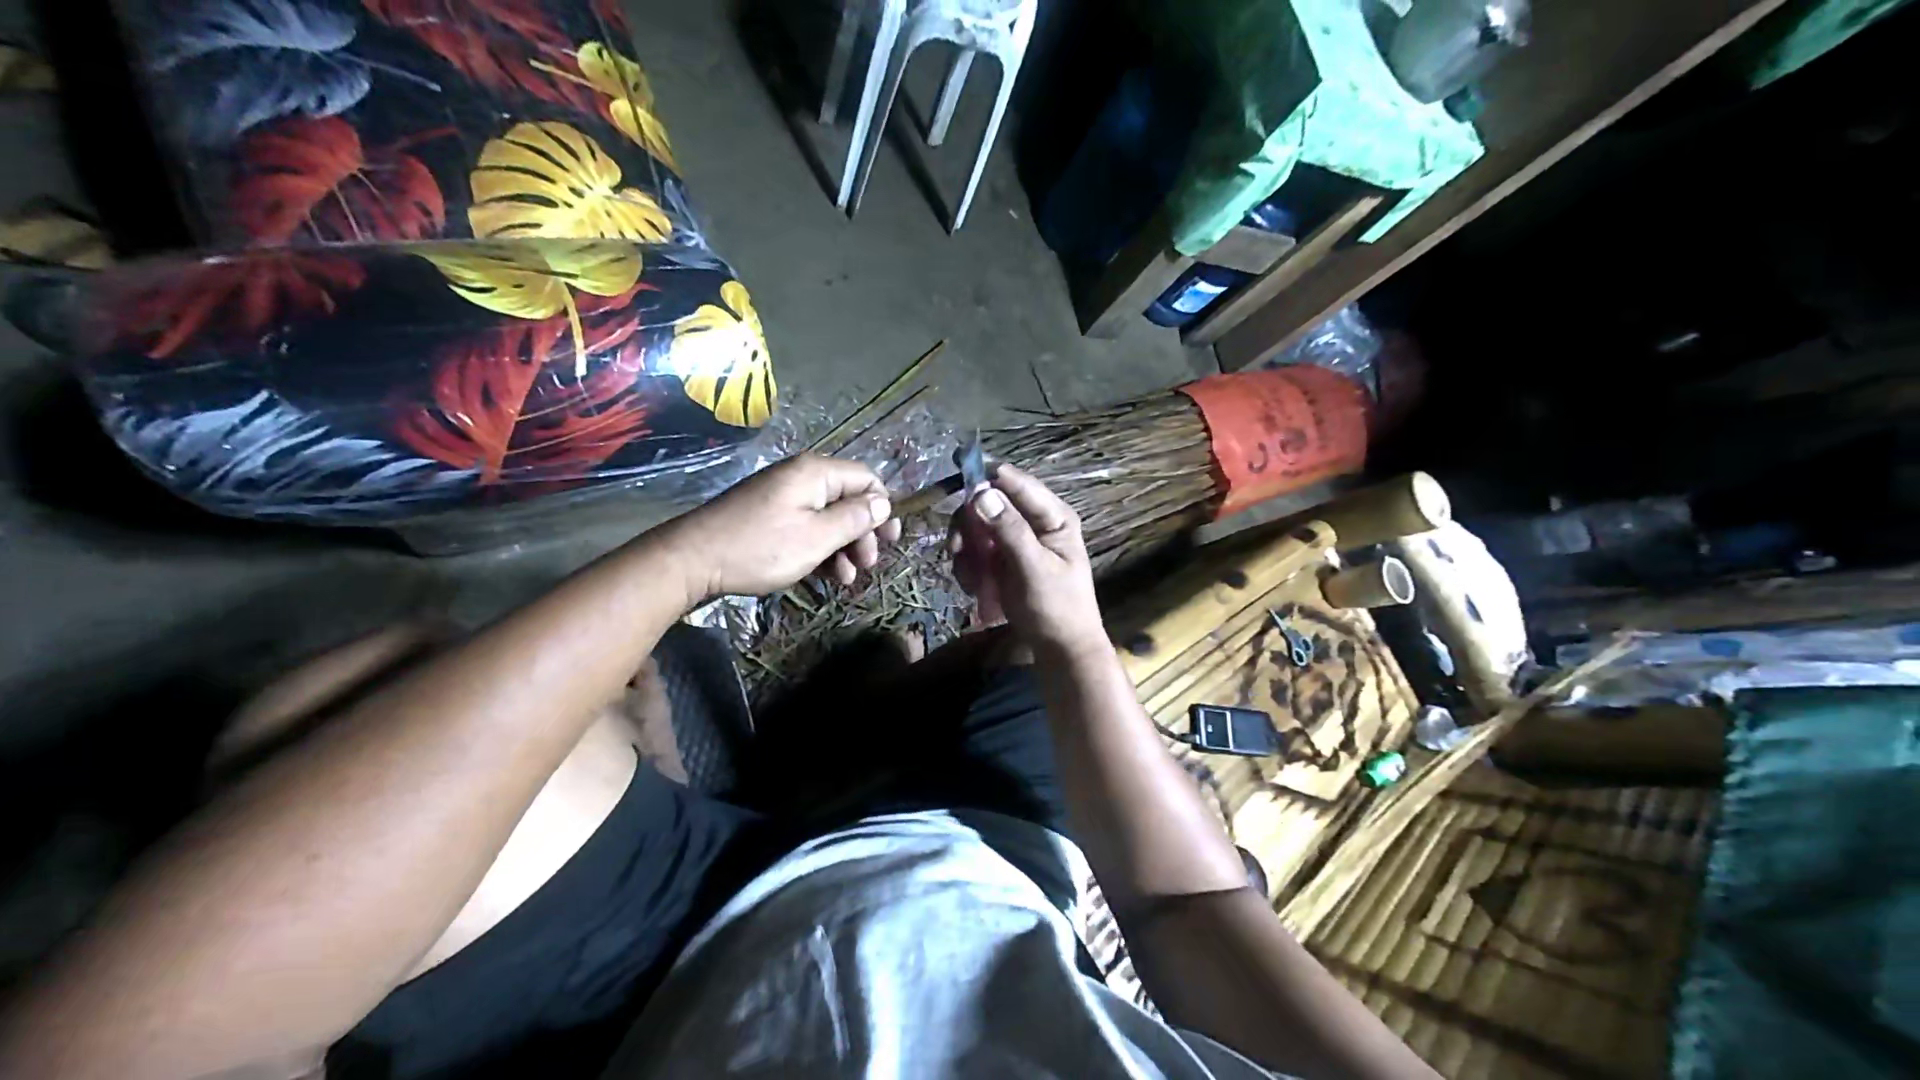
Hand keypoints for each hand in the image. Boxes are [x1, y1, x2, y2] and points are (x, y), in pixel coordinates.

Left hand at [662, 453, 901, 602]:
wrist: (692, 561)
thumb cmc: (760, 548)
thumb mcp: (816, 537)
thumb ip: (855, 519)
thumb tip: (883, 503)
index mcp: (815, 473)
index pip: (866, 478)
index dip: (883, 508)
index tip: (891, 541)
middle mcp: (801, 478)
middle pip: (849, 499)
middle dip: (863, 533)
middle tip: (868, 565)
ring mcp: (783, 498)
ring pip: (829, 518)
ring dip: (844, 548)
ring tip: (847, 579)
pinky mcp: (770, 518)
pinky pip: (807, 528)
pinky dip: (822, 550)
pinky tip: (827, 577)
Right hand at [949, 464, 1107, 658]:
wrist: (1060, 649)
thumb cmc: (1056, 607)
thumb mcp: (1034, 568)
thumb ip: (1010, 529)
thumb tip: (981, 492)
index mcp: (1052, 516)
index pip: (1015, 482)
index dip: (985, 478)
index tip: (956, 483)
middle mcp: (1032, 521)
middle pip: (988, 503)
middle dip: (970, 526)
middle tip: (958, 550)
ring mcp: (1015, 540)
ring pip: (976, 528)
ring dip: (967, 552)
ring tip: (972, 579)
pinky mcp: (1001, 560)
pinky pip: (974, 551)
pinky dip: (969, 568)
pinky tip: (976, 588)